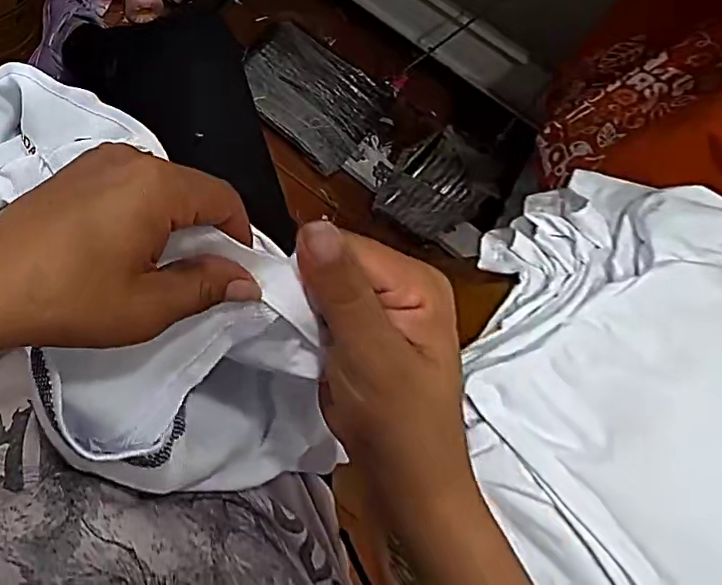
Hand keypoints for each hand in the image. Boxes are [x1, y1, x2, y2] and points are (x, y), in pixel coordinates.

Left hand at [0, 144, 262, 357]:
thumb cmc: (67, 298)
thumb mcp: (145, 306)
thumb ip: (204, 287)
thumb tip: (246, 281)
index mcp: (156, 183)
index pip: (223, 197)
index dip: (240, 235)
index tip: (236, 273)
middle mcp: (131, 157)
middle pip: (191, 188)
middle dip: (204, 229)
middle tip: (195, 277)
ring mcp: (99, 159)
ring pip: (160, 185)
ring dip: (171, 220)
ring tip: (153, 266)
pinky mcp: (75, 170)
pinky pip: (128, 182)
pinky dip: (141, 210)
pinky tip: (118, 247)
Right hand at [300, 221, 528, 584]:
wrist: (410, 493)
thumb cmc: (402, 430)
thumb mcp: (371, 354)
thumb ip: (342, 290)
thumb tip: (314, 229)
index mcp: (417, 280)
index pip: (344, 245)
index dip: (314, 272)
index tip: (304, 311)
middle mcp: (403, 284)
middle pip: (334, 262)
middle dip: (311, 295)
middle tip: (315, 337)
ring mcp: (384, 308)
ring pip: (324, 286)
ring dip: (309, 314)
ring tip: (319, 348)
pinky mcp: (366, 329)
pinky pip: (325, 310)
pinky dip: (313, 329)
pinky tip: (320, 353)